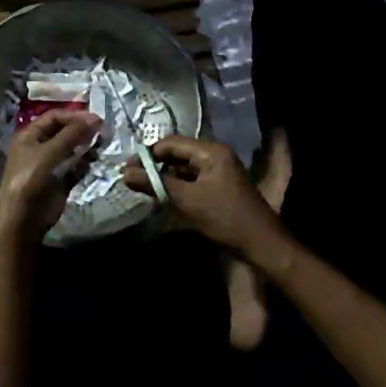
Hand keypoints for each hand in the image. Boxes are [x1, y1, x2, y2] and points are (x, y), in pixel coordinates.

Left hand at [0, 109, 102, 240]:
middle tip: (103, 132)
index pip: (55, 117)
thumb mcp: (50, 152)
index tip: (96, 119)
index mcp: (30, 135)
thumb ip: (73, 134)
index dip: (75, 116)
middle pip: (64, 132)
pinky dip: (85, 163)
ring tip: (101, 146)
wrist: (24, 218)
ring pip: (72, 149)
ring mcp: (50, 164)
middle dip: (82, 130)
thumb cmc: (32, 179)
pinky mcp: (59, 180)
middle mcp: (39, 147)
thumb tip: (96, 119)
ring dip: (86, 146)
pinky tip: (95, 160)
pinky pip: (75, 166)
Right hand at [125, 136, 286, 256]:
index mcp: (211, 151)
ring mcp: (219, 169)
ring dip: (165, 179)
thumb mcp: (186, 200)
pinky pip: (193, 179)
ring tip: (146, 193)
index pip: (172, 143)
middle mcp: (216, 154)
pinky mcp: (220, 185)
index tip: (127, 168)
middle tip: (133, 180)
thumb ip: (155, 184)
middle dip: (155, 167)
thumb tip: (125, 174)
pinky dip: (178, 187)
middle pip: (177, 154)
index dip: (148, 154)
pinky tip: (164, 200)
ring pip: (184, 168)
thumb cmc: (224, 217)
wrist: (261, 243)